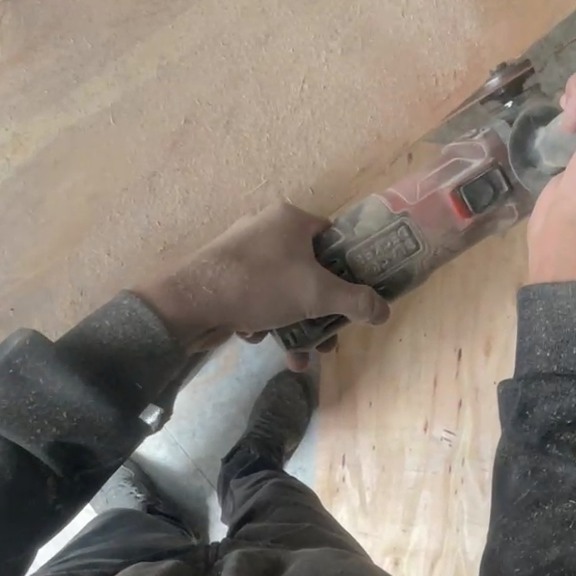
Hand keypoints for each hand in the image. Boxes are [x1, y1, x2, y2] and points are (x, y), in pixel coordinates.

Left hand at [135, 203, 389, 362]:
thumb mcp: (318, 295)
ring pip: (284, 291)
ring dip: (294, 325)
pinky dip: (264, 319)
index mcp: (291, 219)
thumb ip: (356, 302)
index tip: (357, 295)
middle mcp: (266, 228)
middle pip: (310, 271)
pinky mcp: (225, 275)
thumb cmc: (261, 286)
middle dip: (321, 312)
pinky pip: (258, 297)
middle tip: (328, 339)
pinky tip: (258, 337)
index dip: (350, 266)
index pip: (333, 237)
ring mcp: (243, 252)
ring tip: (296, 356)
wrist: (190, 303)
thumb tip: (385, 311)